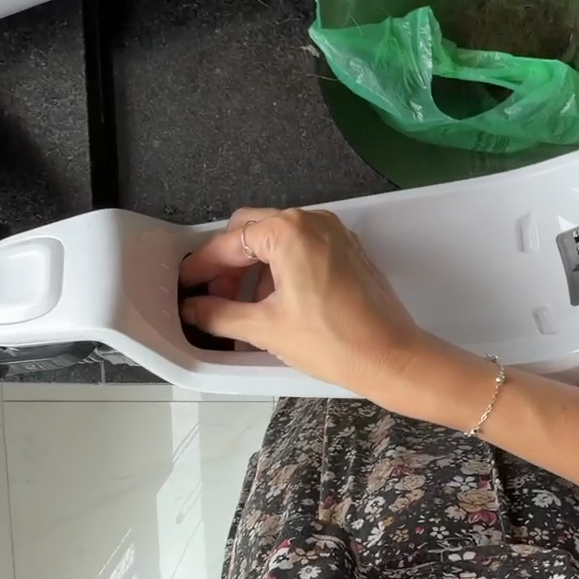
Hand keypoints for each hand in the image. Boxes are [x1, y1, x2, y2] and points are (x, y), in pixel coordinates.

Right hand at [179, 208, 449, 402]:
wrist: (392, 357)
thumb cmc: (333, 342)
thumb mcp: (265, 329)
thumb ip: (219, 314)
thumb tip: (193, 309)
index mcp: (288, 231)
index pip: (230, 242)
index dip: (202, 266)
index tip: (185, 285)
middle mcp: (312, 221)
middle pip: (251, 230)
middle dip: (228, 263)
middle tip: (213, 297)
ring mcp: (334, 233)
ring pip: (277, 238)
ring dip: (254, 266)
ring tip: (242, 306)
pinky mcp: (347, 250)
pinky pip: (302, 247)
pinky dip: (280, 267)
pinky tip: (273, 301)